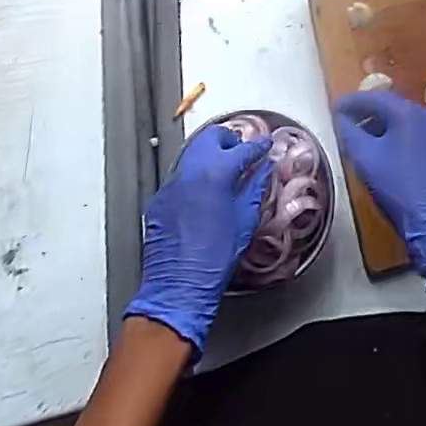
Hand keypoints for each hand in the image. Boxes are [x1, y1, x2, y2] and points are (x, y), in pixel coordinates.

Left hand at [124, 123, 273, 352]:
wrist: (178, 287)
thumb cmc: (215, 257)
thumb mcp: (246, 218)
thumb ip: (256, 186)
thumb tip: (264, 170)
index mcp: (215, 174)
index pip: (243, 148)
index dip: (259, 146)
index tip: (266, 146)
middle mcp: (189, 173)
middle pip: (210, 138)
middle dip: (230, 139)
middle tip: (244, 150)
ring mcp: (171, 185)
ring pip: (193, 153)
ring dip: (212, 154)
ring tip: (228, 169)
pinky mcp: (159, 200)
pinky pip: (181, 175)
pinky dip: (197, 173)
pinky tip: (208, 190)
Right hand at [333, 91, 425, 288]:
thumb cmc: (396, 184)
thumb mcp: (365, 157)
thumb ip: (348, 132)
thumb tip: (339, 118)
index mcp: (406, 112)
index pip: (373, 97)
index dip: (349, 103)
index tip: (331, 109)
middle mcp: (421, 114)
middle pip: (387, 104)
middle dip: (362, 111)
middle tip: (340, 120)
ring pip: (396, 118)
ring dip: (375, 122)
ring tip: (353, 134)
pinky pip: (406, 130)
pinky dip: (388, 132)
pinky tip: (375, 146)